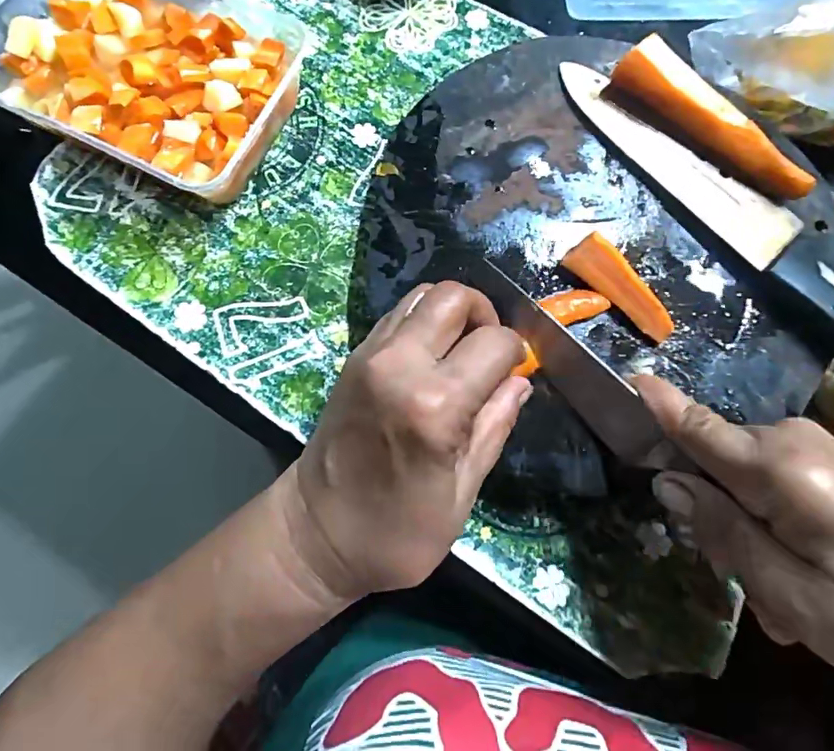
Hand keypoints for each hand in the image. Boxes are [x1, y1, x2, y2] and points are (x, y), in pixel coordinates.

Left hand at [278, 282, 529, 604]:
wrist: (314, 538)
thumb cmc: (397, 532)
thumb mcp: (462, 493)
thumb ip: (495, 426)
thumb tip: (519, 382)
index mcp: (435, 405)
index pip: (496, 341)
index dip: (515, 354)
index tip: (512, 376)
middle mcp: (400, 365)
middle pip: (455, 296)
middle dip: (484, 316)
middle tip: (486, 354)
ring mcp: (371, 355)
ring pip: (425, 294)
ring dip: (452, 313)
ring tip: (459, 352)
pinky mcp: (355, 356)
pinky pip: (400, 313)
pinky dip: (425, 321)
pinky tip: (430, 358)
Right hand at [635, 376, 833, 750]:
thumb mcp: (796, 598)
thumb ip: (724, 533)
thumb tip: (670, 482)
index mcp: (780, 463)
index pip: (696, 424)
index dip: (654, 405)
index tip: (618, 376)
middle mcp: (799, 444)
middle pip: (718, 464)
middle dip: (713, 520)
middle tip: (748, 595)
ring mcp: (828, 460)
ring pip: (751, 491)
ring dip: (751, 546)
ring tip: (790, 616)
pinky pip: (785, 501)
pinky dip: (781, 546)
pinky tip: (812, 604)